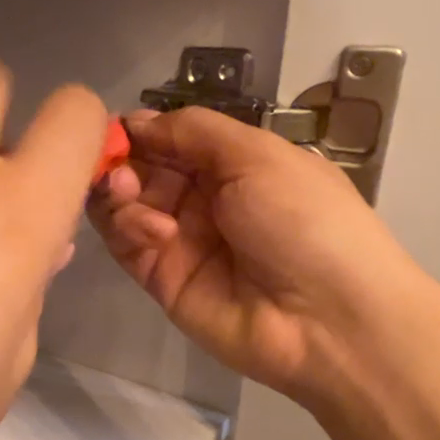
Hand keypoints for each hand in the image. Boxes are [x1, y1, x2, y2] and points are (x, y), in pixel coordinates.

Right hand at [88, 106, 425, 401]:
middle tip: (115, 163)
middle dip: (123, 159)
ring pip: (125, 204)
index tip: (113, 126)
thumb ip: (192, 131)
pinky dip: (128, 227)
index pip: (172, 138)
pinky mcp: (161, 280)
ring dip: (120, 191)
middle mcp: (204, 199)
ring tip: (128, 193)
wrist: (326, 319)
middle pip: (142, 168)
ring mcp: (180, 240)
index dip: (141, 129)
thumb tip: (137, 120)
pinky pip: (126, 244)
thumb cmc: (304, 220)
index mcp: (235, 164)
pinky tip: (155, 231)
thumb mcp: (258, 156)